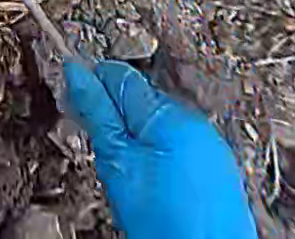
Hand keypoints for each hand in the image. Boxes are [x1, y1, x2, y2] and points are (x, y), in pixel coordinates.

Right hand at [64, 60, 255, 238]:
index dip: (93, 86)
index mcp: (165, 113)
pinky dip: (161, 160)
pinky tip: (154, 190)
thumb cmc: (164, 225)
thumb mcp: (118, 165)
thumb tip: (75, 70)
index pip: (119, 76)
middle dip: (115, 119)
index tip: (75, 102)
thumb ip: (96, 112)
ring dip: (137, 141)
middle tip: (101, 152)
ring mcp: (209, 146)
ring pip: (157, 127)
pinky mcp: (219, 171)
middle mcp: (191, 120)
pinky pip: (179, 149)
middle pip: (138, 101)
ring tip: (127, 178)